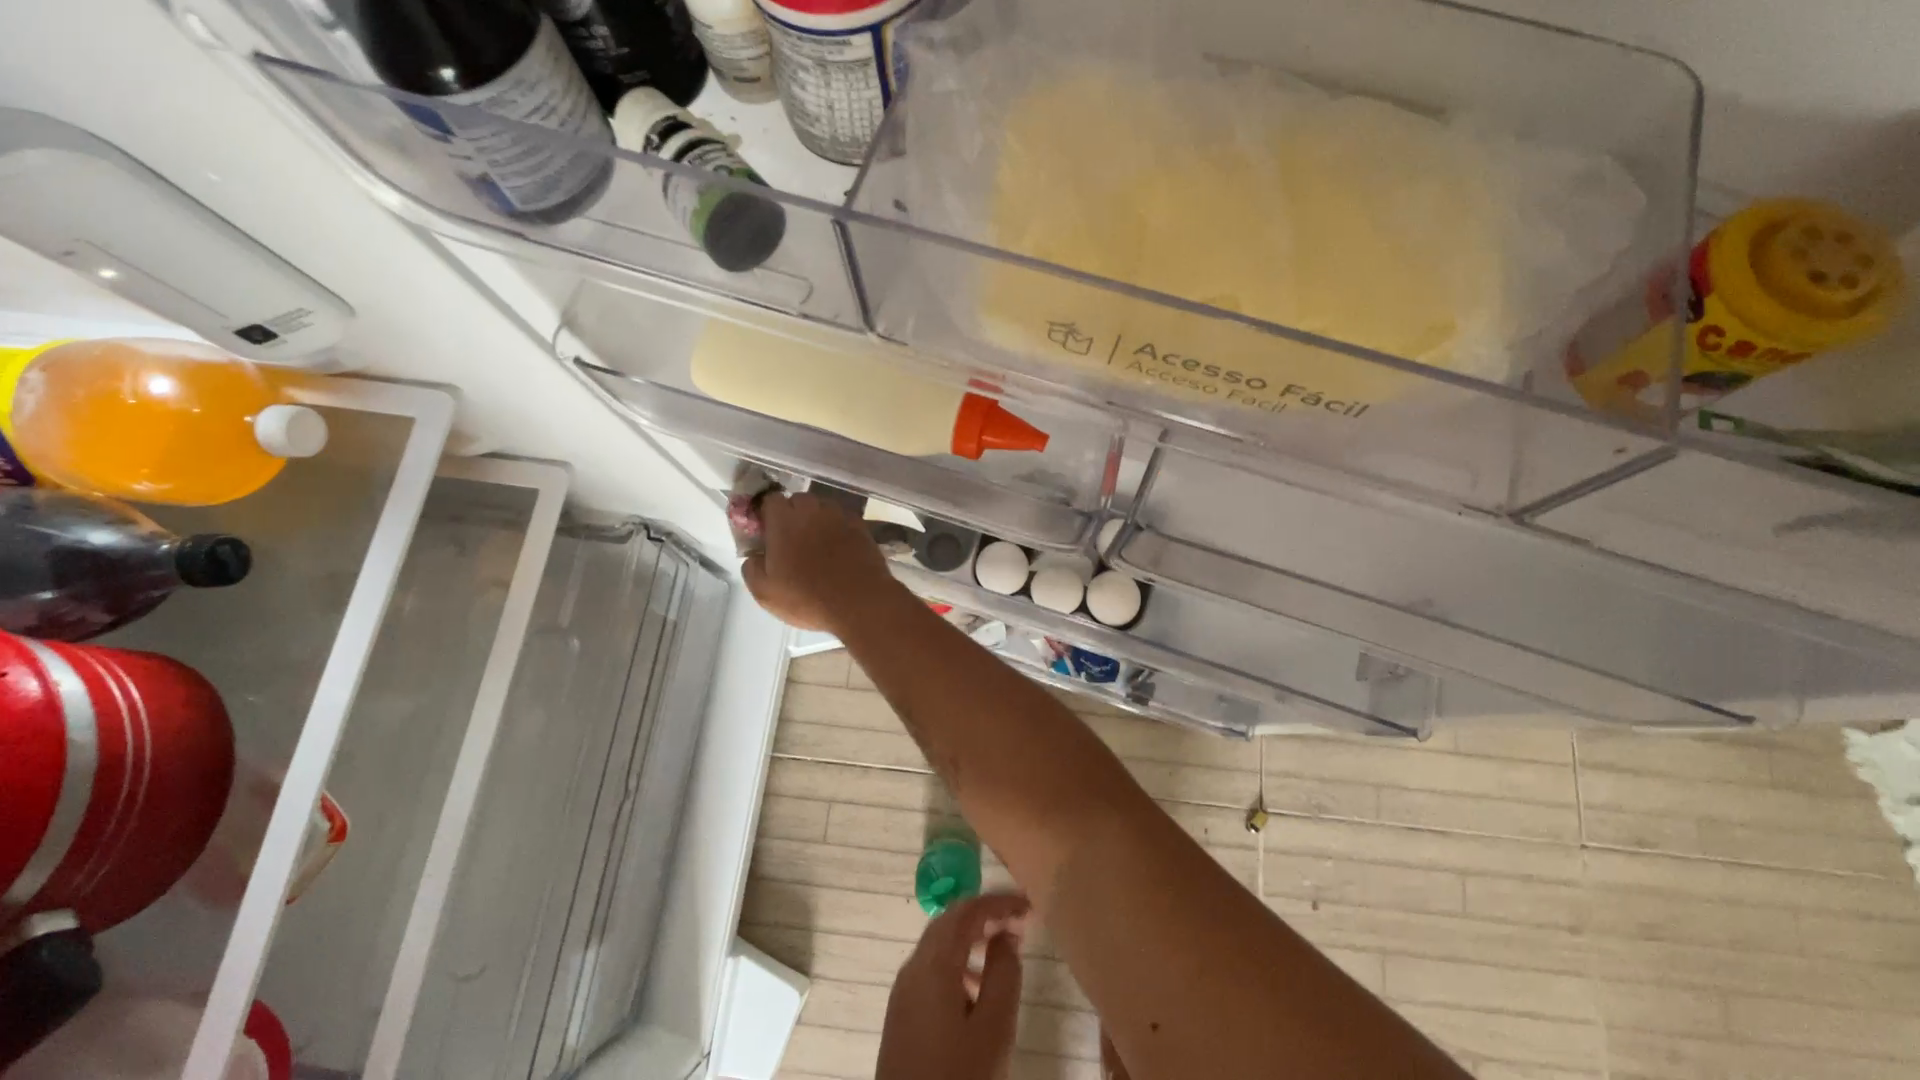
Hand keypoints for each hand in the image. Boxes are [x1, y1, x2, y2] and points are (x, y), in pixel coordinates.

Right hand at [741, 492, 900, 633]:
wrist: (859, 602)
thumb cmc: (807, 598)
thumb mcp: (765, 592)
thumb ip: (751, 568)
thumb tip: (753, 556)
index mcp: (784, 520)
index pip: (770, 500)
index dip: (767, 514)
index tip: (767, 533)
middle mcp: (812, 510)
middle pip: (798, 501)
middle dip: (793, 515)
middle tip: (793, 541)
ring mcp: (839, 516)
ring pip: (823, 508)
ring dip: (817, 520)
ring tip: (818, 544)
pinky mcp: (861, 526)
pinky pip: (843, 520)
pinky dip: (838, 529)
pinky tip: (839, 549)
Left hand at [877, 893, 1029, 1079]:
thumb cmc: (960, 1075)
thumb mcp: (994, 1027)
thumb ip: (1004, 974)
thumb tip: (1006, 935)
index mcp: (933, 965)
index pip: (966, 912)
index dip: (998, 902)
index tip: (1029, 905)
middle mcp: (912, 968)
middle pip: (948, 923)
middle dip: (984, 915)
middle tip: (1019, 922)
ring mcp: (902, 991)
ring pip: (938, 946)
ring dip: (971, 939)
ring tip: (1004, 953)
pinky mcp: (901, 1013)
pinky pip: (931, 970)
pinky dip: (957, 963)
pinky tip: (977, 990)